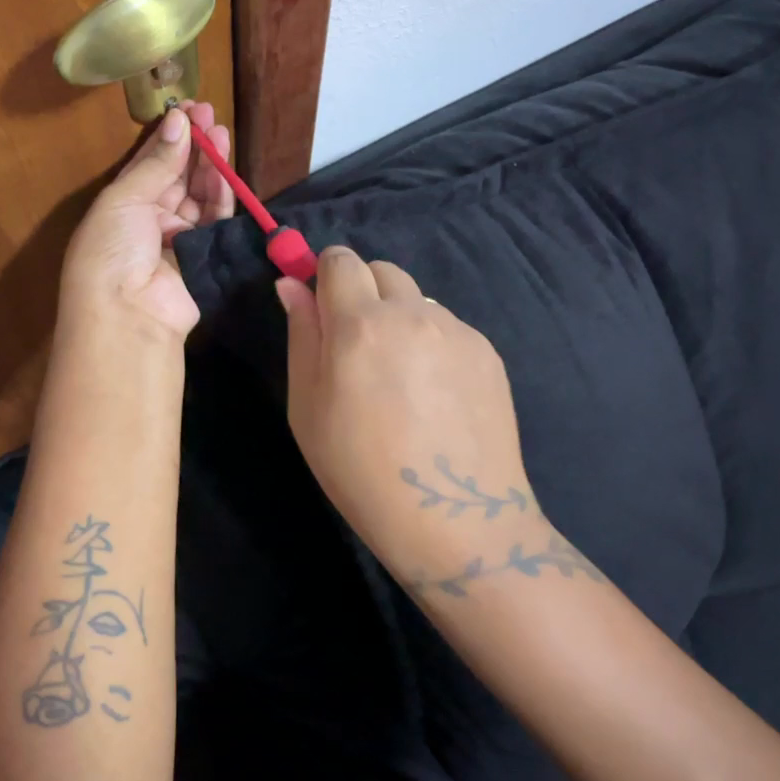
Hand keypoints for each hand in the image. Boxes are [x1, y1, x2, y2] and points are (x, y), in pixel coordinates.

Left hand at [60, 101, 234, 339]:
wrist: (127, 314)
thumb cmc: (111, 250)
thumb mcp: (124, 199)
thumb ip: (156, 163)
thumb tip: (177, 121)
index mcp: (120, 206)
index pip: (148, 164)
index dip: (167, 136)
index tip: (188, 108)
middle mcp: (148, 220)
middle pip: (175, 176)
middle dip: (192, 145)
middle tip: (210, 113)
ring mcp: (176, 238)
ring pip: (198, 194)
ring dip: (209, 164)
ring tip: (222, 131)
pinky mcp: (203, 254)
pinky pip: (215, 218)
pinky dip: (220, 193)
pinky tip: (224, 167)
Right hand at [277, 247, 531, 565]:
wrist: (458, 520)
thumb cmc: (361, 471)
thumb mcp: (308, 408)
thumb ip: (301, 335)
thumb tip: (291, 284)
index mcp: (360, 324)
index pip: (340, 259)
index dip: (325, 275)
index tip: (321, 308)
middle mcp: (413, 313)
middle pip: (382, 270)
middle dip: (362, 291)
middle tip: (356, 347)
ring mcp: (457, 331)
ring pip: (417, 299)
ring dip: (399, 318)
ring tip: (399, 379)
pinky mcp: (488, 353)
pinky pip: (448, 327)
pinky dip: (431, 343)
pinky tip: (432, 396)